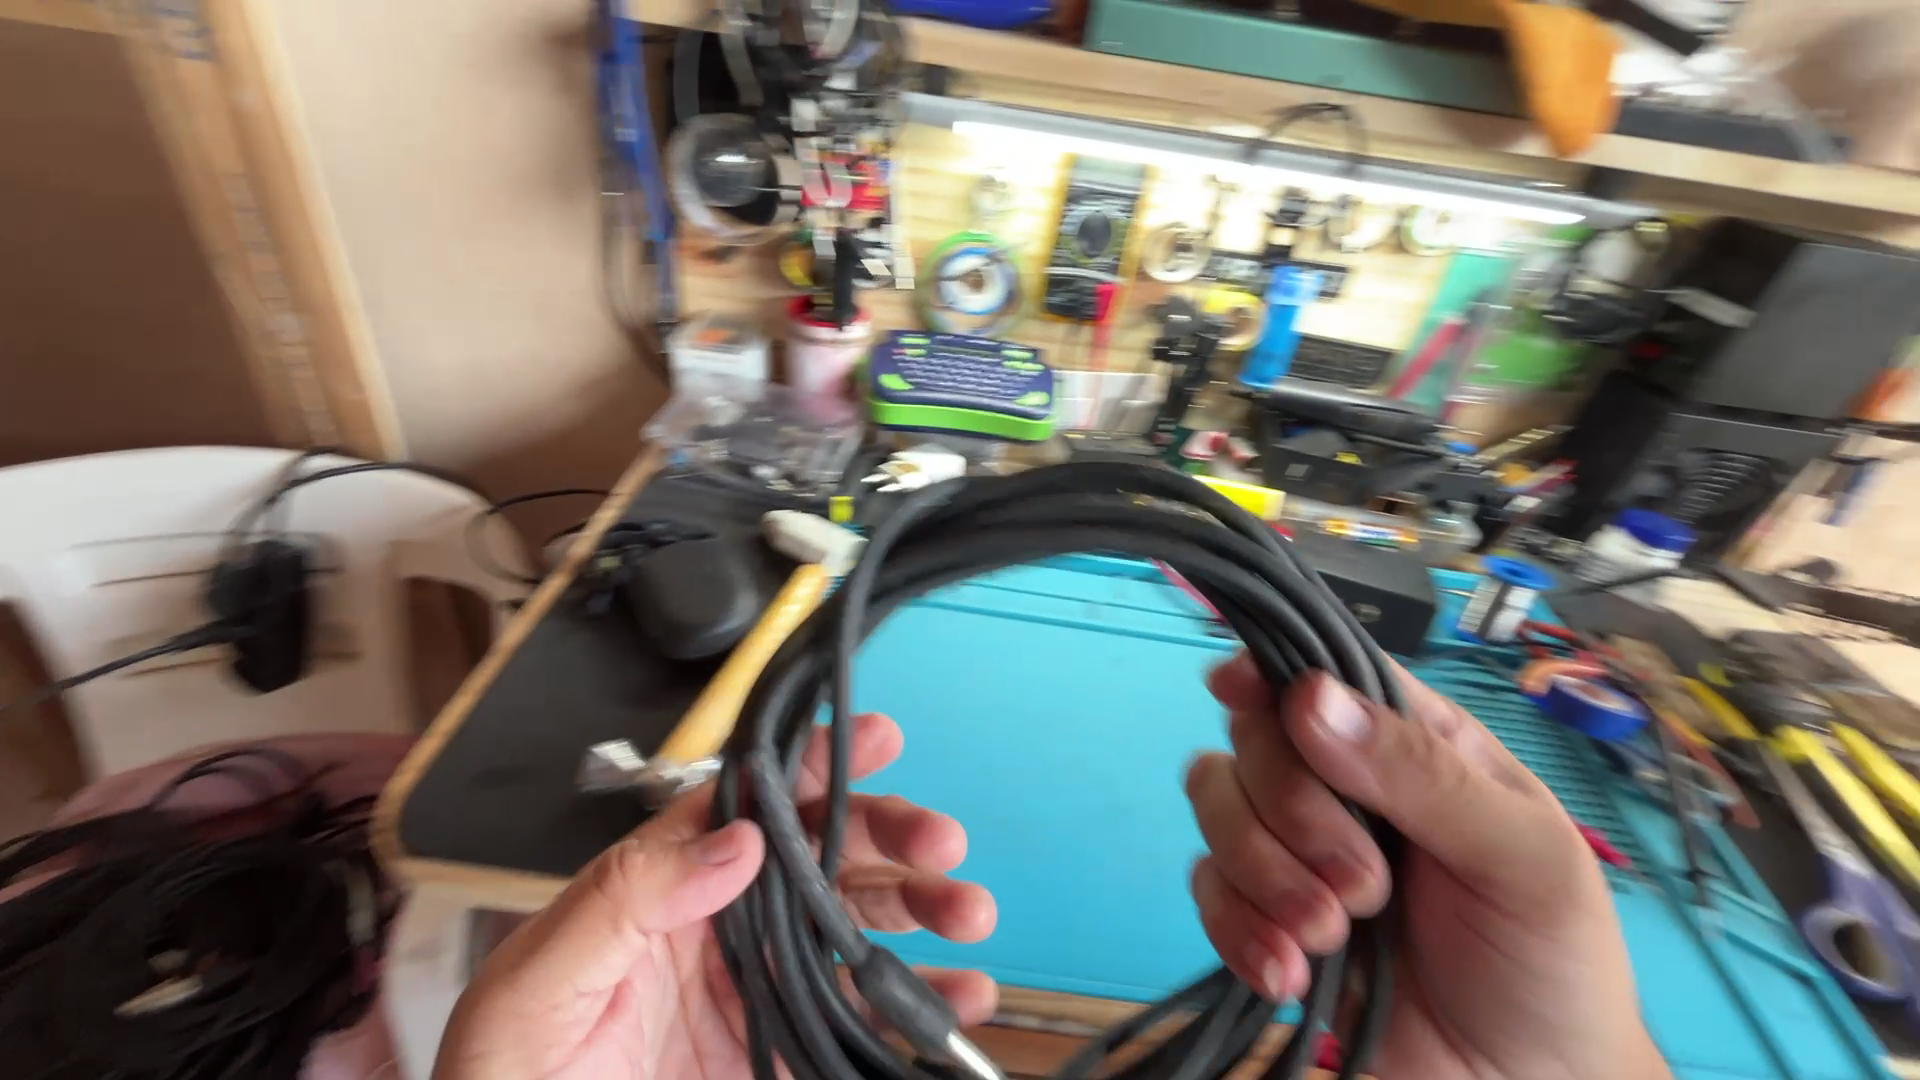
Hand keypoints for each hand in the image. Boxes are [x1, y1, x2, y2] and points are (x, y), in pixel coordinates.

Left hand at [434, 713, 996, 1079]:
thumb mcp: (539, 985)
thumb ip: (625, 899)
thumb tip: (735, 838)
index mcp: (670, 884)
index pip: (755, 802)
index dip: (818, 761)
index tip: (875, 738)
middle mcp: (730, 920)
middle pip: (827, 851)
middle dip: (892, 831)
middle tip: (941, 841)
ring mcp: (766, 984)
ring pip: (861, 923)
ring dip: (924, 905)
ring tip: (969, 911)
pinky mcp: (790, 1049)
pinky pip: (869, 1014)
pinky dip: (924, 1000)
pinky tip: (959, 994)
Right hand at [1186, 656, 1667, 1079]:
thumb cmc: (1546, 960)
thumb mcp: (1523, 859)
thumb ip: (1423, 772)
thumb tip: (1304, 695)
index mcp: (1402, 741)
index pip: (1318, 672)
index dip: (1268, 671)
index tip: (1236, 690)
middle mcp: (1330, 776)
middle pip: (1251, 736)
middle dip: (1293, 813)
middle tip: (1365, 886)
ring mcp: (1285, 841)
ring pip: (1212, 800)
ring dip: (1263, 874)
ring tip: (1330, 935)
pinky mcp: (1254, 905)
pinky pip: (1204, 883)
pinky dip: (1236, 927)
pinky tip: (1289, 973)